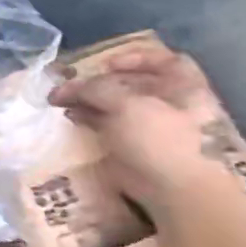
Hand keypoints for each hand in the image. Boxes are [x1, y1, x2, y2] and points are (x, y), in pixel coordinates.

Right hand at [48, 46, 226, 208]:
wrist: (174, 188)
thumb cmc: (159, 137)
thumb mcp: (126, 103)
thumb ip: (94, 89)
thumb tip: (64, 88)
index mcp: (183, 86)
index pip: (163, 61)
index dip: (135, 58)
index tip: (106, 64)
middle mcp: (171, 103)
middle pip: (132, 84)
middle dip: (100, 82)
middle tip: (71, 83)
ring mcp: (153, 127)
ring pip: (117, 106)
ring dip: (90, 101)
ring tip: (62, 101)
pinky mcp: (136, 147)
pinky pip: (110, 127)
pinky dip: (91, 120)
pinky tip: (72, 118)